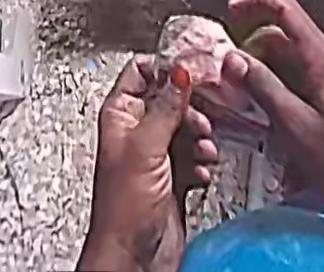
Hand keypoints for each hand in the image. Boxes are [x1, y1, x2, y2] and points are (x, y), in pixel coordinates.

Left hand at [79, 56, 221, 271]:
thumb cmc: (124, 206)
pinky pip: (193, 156)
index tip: (191, 71)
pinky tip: (201, 172)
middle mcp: (137, 128)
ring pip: (184, 126)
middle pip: (169, 98)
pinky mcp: (173, 176)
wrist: (135, 259)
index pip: (142, 72)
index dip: (165, 69)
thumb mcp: (146, 145)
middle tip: (200, 121)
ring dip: (198, 136)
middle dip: (188, 108)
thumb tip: (178, 71)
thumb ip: (165, 106)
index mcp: (121, 112)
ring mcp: (156, 153)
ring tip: (203, 150)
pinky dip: (201, 161)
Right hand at [222, 0, 323, 208]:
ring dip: (258, 63)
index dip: (254, 1)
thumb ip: (262, 86)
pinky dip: (270, 79)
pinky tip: (261, 103)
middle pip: (279, 31)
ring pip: (283, 53)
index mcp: (321, 59)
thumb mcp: (296, 124)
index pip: (285, 8)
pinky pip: (291, 72)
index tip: (232, 10)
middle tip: (230, 63)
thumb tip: (234, 59)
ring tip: (242, 87)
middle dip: (249, 42)